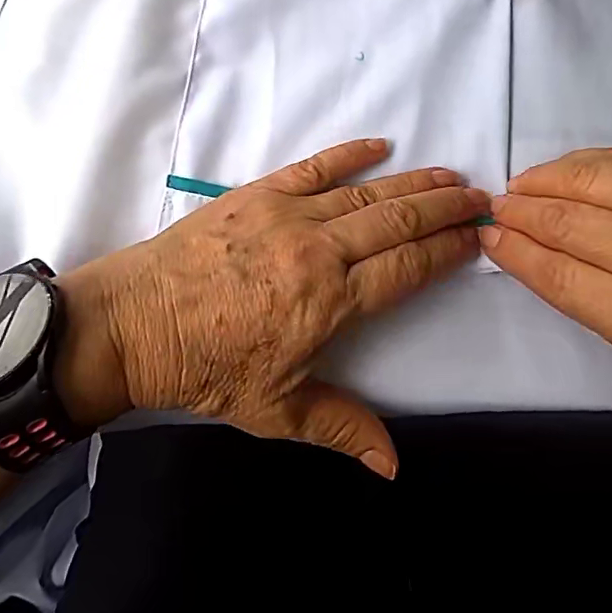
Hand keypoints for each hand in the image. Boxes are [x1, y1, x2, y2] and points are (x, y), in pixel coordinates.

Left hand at [55, 139, 489, 477]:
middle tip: (478, 199)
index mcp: (329, 302)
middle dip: (443, 209)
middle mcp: (315, 251)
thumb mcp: (275, 411)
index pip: (406, 268)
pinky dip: (346, 155)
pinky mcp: (252, 196)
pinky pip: (310, 168)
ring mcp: (282, 216)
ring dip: (410, 183)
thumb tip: (394, 466)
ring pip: (363, 192)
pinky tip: (377, 146)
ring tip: (447, 177)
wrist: (133, 323)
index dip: (445, 252)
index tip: (475, 239)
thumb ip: (340, 427)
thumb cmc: (203, 369)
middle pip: (396, 221)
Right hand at [480, 147, 611, 407]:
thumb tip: (527, 251)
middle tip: (494, 207)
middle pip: (571, 222)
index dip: (515, 251)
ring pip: (594, 179)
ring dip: (546, 179)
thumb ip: (589, 298)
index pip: (561, 275)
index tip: (487, 235)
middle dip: (521, 211)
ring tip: (522, 186)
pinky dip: (587, 164)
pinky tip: (566, 172)